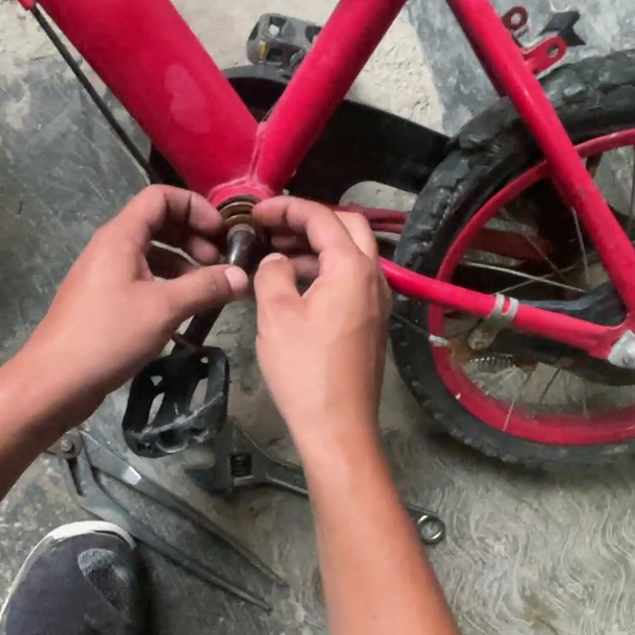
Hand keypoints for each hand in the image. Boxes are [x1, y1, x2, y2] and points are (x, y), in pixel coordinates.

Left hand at [15, 186, 248, 423]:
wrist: (56, 379)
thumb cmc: (109, 335)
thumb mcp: (164, 308)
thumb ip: (205, 288)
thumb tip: (242, 276)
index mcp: (120, 236)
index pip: (160, 197)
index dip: (195, 207)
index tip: (221, 234)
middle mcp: (111, 247)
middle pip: (158, 224)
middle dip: (193, 238)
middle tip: (220, 265)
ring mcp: (105, 275)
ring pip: (151, 255)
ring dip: (183, 265)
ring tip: (208, 291)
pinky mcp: (104, 301)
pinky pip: (142, 280)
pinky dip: (167, 286)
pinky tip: (184, 311)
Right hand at [251, 197, 390, 454]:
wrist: (337, 425)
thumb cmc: (305, 371)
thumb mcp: (275, 315)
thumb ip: (272, 274)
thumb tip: (275, 261)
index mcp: (352, 268)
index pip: (322, 218)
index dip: (287, 208)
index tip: (257, 213)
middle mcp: (373, 278)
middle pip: (347, 228)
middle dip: (309, 221)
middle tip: (273, 229)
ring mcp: (377, 302)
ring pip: (350, 256)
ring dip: (316, 248)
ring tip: (277, 256)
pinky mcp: (371, 324)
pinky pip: (350, 282)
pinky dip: (325, 272)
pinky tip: (295, 287)